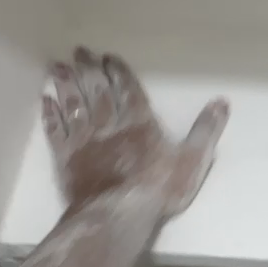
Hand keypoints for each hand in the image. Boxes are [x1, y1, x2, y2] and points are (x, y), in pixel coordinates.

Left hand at [42, 49, 228, 216]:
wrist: (117, 215)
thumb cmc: (158, 189)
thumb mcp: (192, 160)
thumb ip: (205, 130)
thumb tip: (222, 102)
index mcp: (140, 122)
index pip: (128, 89)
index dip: (118, 72)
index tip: (108, 56)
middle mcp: (109, 124)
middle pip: (97, 90)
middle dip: (89, 69)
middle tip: (79, 51)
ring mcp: (84, 140)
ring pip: (73, 105)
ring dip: (66, 84)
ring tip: (57, 66)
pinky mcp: (66, 158)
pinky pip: (55, 131)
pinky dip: (50, 115)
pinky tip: (45, 102)